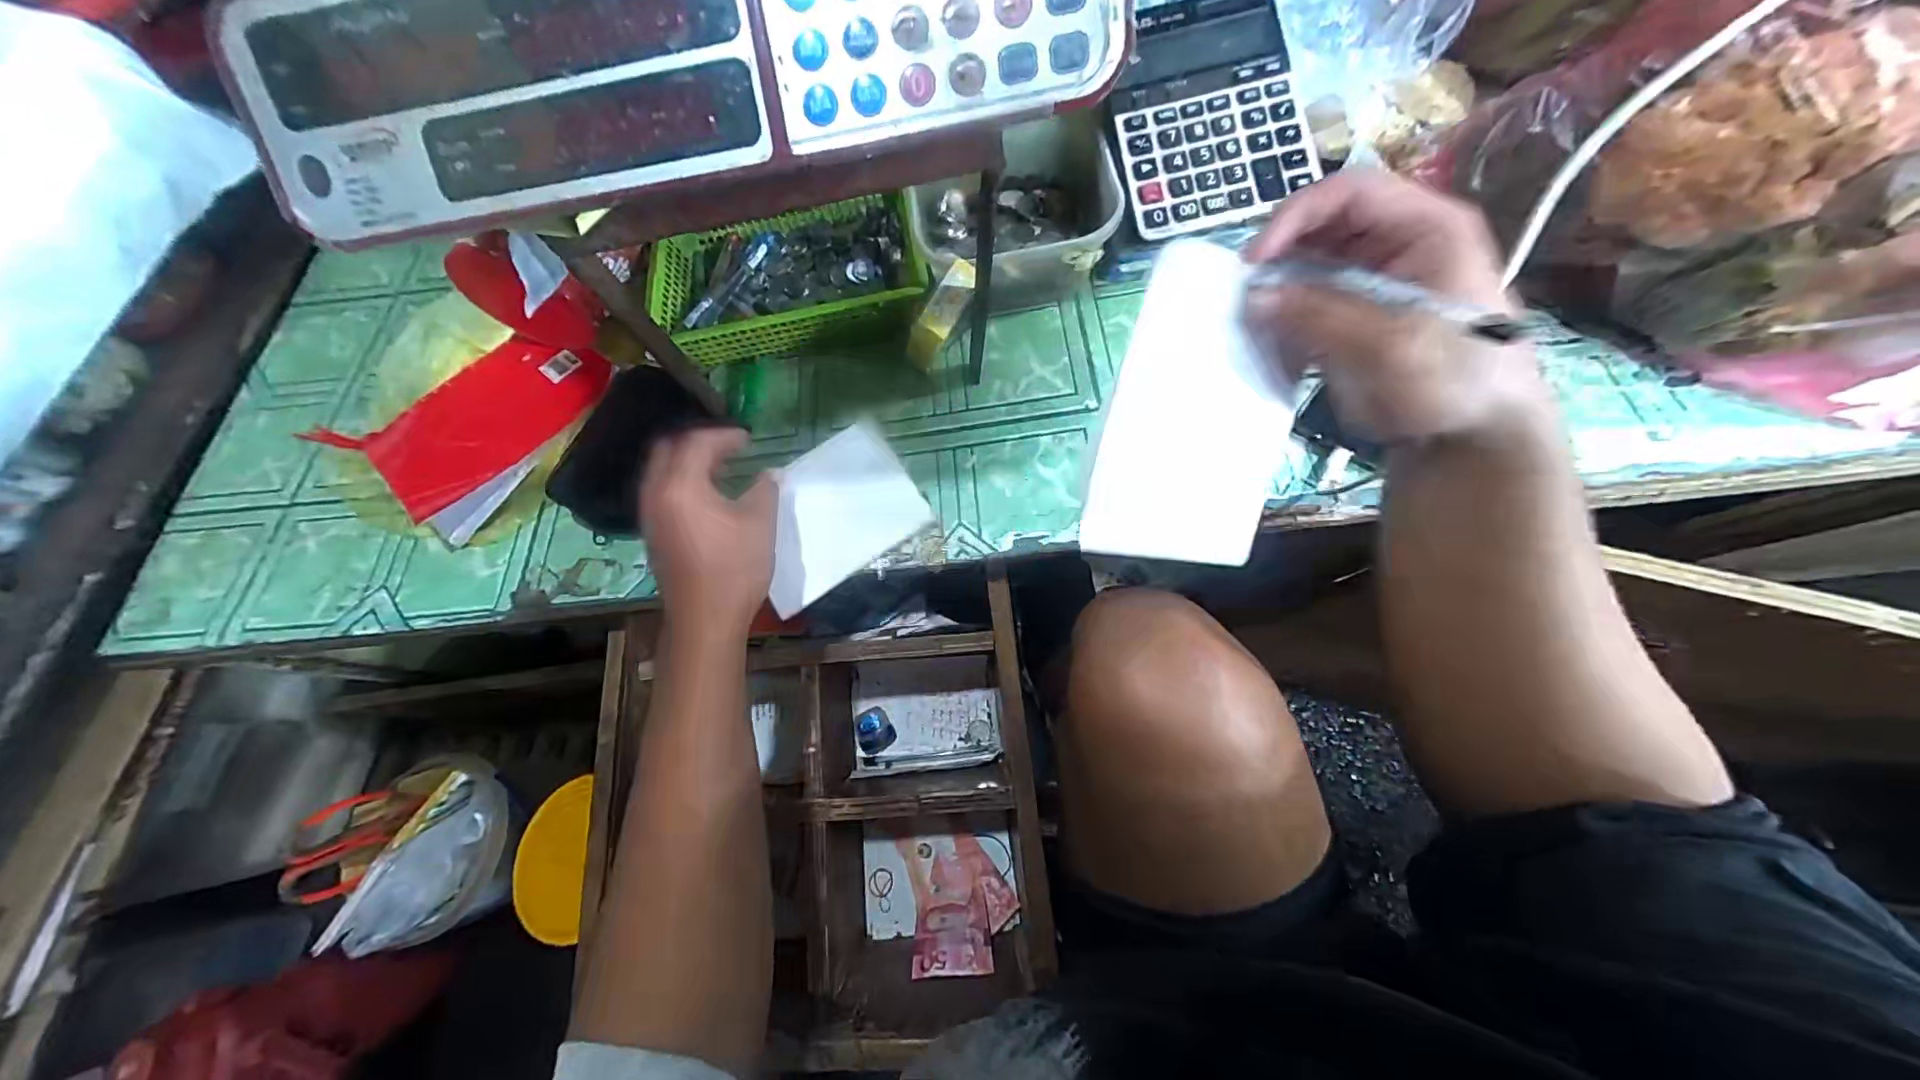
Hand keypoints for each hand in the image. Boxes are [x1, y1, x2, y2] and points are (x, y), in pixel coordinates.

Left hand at [640, 427, 776, 636]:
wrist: (706, 619)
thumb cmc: (735, 568)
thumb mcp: (760, 524)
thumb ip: (765, 490)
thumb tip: (770, 474)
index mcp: (680, 486)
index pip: (697, 443)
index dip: (724, 436)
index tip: (749, 440)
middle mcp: (656, 494)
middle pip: (669, 449)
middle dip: (699, 442)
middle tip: (728, 446)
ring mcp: (650, 515)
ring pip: (661, 471)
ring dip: (688, 462)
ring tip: (719, 467)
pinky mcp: (653, 534)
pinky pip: (661, 491)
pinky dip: (681, 481)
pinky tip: (706, 495)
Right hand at [1244, 168, 1549, 442]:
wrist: (1472, 436)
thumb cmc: (1453, 381)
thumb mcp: (1391, 345)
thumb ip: (1320, 314)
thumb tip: (1254, 295)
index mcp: (1425, 228)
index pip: (1350, 192)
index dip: (1296, 215)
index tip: (1255, 259)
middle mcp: (1395, 246)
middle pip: (1322, 226)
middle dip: (1279, 255)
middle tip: (1245, 291)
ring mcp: (1371, 283)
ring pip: (1308, 266)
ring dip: (1275, 288)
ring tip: (1250, 319)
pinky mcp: (1351, 318)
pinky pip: (1305, 304)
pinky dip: (1280, 317)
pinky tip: (1267, 339)